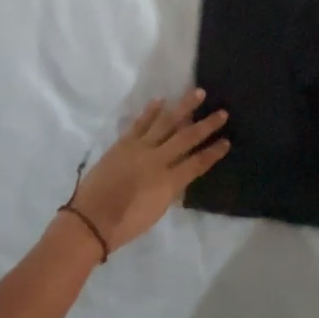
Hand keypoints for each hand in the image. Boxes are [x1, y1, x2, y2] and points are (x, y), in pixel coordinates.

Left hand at [68, 89, 229, 252]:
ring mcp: (140, 148)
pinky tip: (160, 101)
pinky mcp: (123, 143)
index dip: (214, 152)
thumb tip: (180, 173)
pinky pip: (140, 123)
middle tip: (222, 112)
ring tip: (198, 93)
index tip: (227, 141)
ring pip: (166, 122)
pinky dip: (151, 111)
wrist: (91, 220)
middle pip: (187, 137)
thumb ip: (171, 188)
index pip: (198, 162)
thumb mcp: (158, 210)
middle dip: (206, 125)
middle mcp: (158, 160)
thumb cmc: (126, 224)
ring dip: (183, 107)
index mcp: (169, 181)